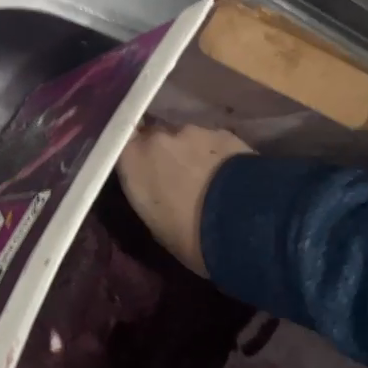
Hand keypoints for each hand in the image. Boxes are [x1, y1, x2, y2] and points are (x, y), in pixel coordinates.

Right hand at [115, 123, 250, 276]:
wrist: (246, 225)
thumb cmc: (189, 236)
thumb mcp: (154, 223)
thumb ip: (147, 194)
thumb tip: (155, 189)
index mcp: (131, 159)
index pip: (121, 144)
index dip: (132, 153)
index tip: (139, 166)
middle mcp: (156, 137)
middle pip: (154, 137)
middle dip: (162, 152)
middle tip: (175, 175)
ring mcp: (192, 132)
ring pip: (185, 139)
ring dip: (190, 153)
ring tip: (208, 178)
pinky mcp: (224, 133)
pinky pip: (213, 142)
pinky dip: (217, 155)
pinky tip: (230, 176)